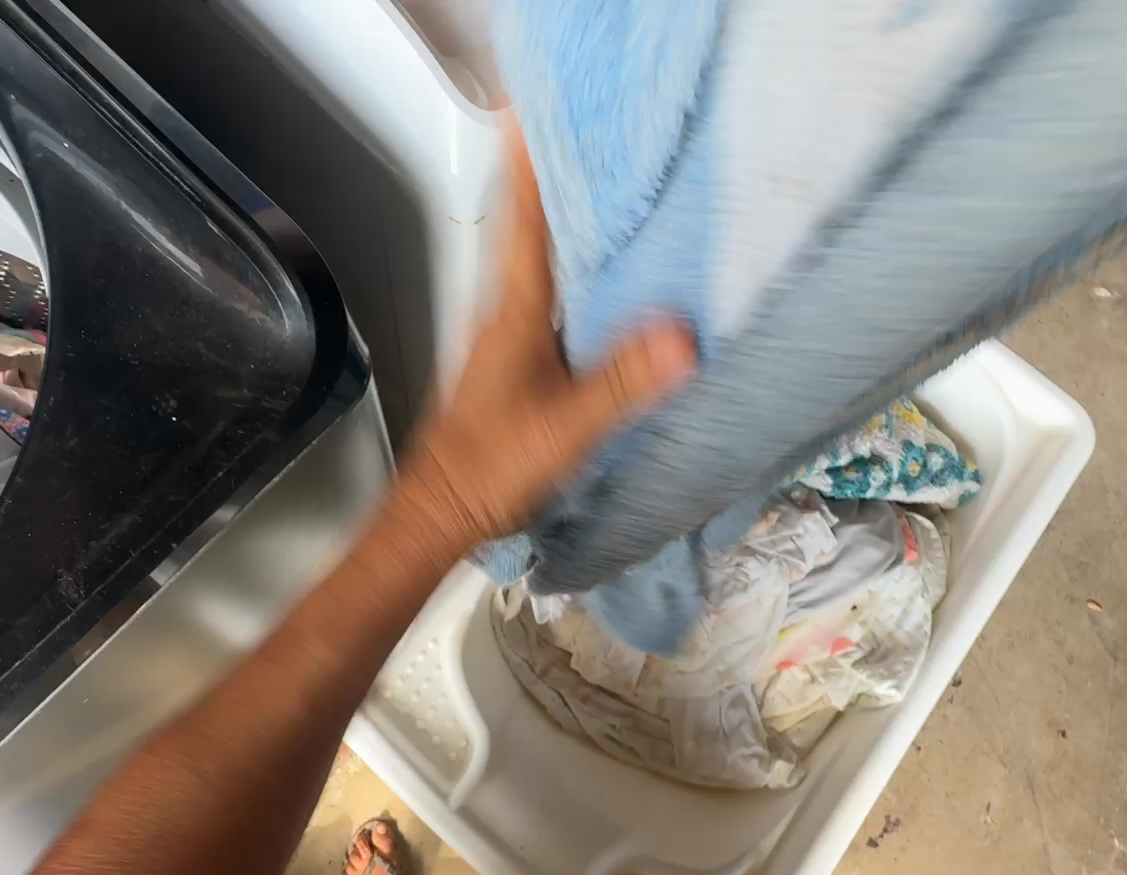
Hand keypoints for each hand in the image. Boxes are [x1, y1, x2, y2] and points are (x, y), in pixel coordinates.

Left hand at [398, 120, 694, 548]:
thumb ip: (621, 384)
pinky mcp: (514, 367)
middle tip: (610, 148)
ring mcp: (507, 340)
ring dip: (570, 230)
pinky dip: (574, 283)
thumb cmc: (491, 466)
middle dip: (566, 185)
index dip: (541, 162)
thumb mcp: (564, 428)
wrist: (441, 509)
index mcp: (515, 312)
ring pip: (542, 268)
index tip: (556, 113)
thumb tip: (685, 337)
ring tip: (617, 202)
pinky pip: (550, 307)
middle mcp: (506, 314)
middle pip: (536, 232)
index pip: (529, 219)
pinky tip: (604, 293)